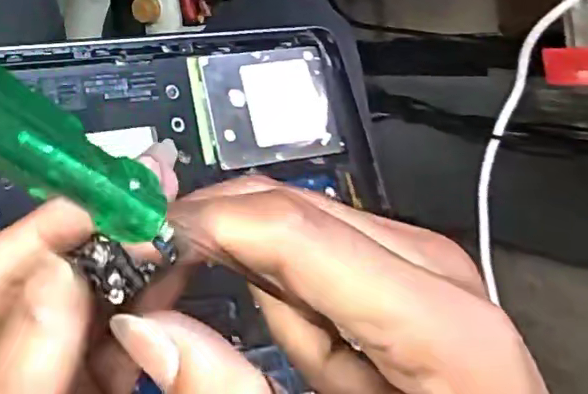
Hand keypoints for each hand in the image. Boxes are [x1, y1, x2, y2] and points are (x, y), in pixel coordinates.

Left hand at [0, 142, 181, 393]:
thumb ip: (16, 360)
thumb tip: (60, 270)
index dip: (54, 217)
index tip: (101, 188)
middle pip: (56, 271)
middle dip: (107, 228)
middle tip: (150, 187)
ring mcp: (46, 367)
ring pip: (93, 300)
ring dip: (135, 257)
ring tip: (170, 217)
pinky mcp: (86, 387)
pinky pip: (118, 340)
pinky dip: (149, 309)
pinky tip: (170, 273)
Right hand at [105, 176, 546, 393]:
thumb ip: (236, 393)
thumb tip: (151, 330)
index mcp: (441, 323)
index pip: (296, 230)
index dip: (209, 220)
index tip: (146, 234)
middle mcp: (434, 275)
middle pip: (295, 212)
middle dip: (215, 229)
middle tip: (154, 265)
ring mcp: (426, 272)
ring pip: (302, 226)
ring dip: (240, 255)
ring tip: (192, 291)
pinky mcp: (409, 283)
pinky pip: (323, 260)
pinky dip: (280, 284)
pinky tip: (265, 317)